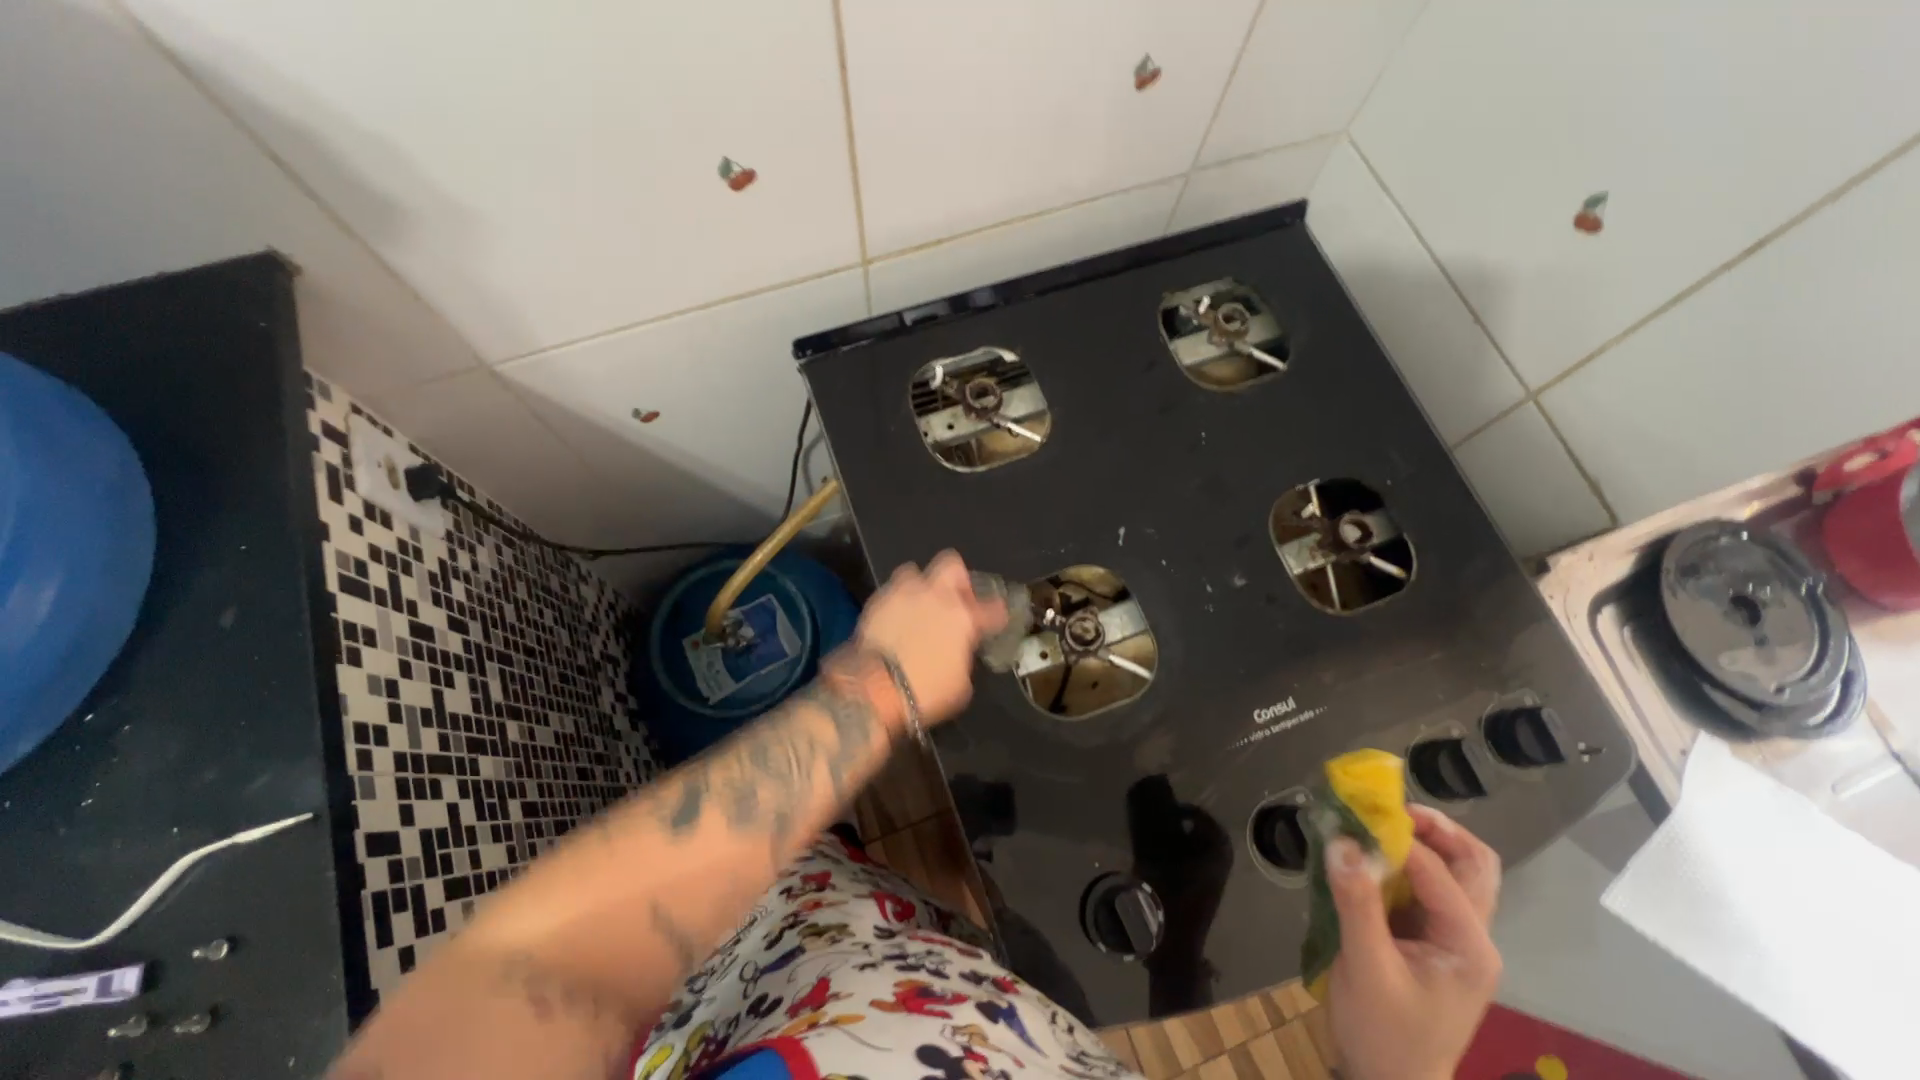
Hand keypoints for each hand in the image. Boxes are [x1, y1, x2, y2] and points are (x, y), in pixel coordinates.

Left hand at [854, 551, 1007, 725]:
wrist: (876, 688)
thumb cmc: (924, 692)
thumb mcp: (960, 684)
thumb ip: (963, 658)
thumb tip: (959, 652)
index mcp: (964, 618)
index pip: (992, 608)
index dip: (996, 612)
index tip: (995, 617)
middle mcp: (937, 597)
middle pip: (952, 566)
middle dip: (956, 580)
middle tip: (955, 599)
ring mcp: (905, 595)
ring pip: (915, 573)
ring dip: (920, 587)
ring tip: (919, 606)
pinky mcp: (878, 601)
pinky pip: (892, 592)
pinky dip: (897, 602)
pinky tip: (896, 619)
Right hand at [1326, 804, 1502, 1079]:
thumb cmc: (1384, 1032)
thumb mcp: (1365, 968)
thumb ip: (1355, 903)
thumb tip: (1340, 842)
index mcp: (1469, 945)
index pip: (1440, 873)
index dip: (1400, 841)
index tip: (1357, 818)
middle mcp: (1473, 938)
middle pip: (1473, 865)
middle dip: (1437, 831)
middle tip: (1389, 811)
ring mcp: (1456, 943)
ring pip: (1457, 876)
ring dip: (1425, 846)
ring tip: (1379, 829)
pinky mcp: (1433, 946)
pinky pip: (1429, 893)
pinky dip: (1407, 869)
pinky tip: (1372, 864)